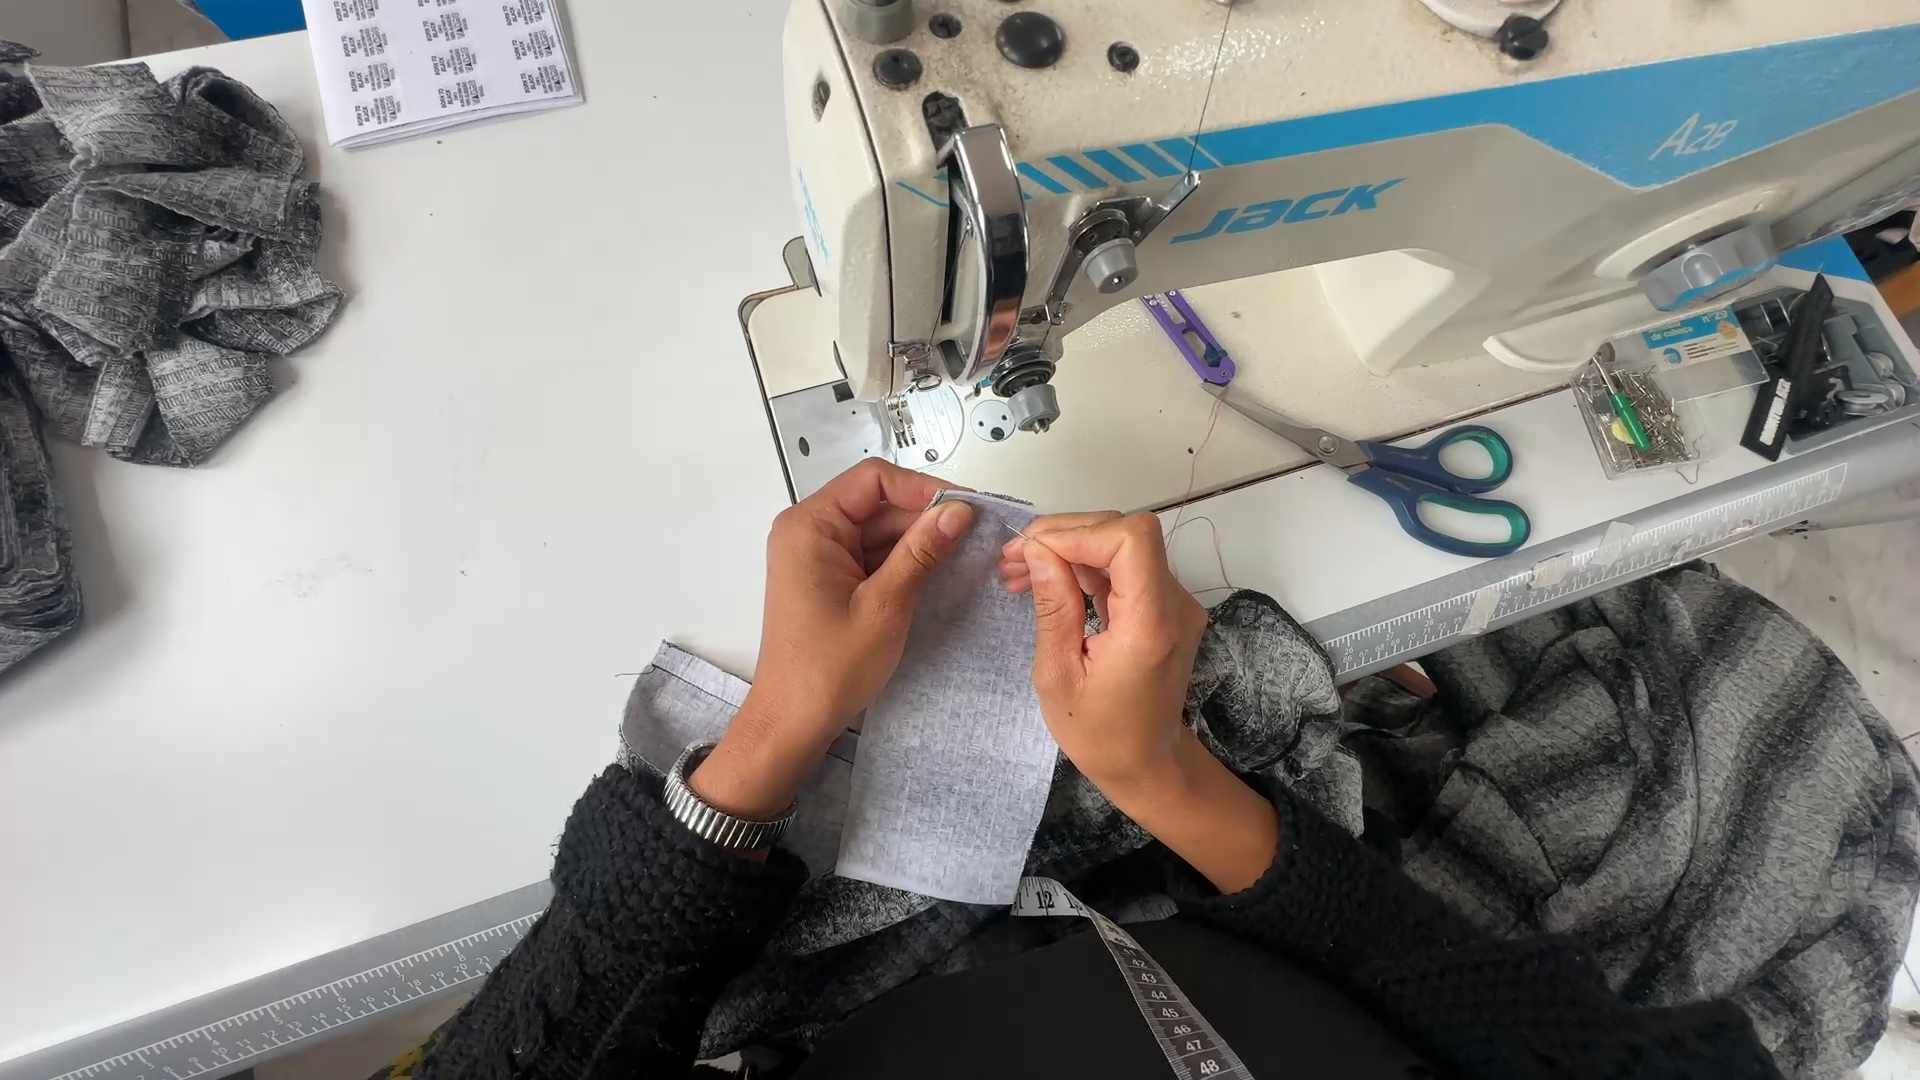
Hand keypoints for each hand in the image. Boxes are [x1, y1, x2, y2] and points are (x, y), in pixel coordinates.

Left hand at [691, 460, 973, 824]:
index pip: (873, 479)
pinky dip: (902, 559)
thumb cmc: (828, 668)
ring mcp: (818, 553)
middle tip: (973, 535)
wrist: (793, 721)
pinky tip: (934, 572)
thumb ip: (922, 552)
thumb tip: (959, 511)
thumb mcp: (884, 605)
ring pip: (879, 527)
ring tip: (960, 556)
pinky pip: (872, 552)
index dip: (922, 488)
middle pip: (877, 501)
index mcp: (809, 526)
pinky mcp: (829, 575)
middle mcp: (809, 530)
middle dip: (923, 517)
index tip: (963, 509)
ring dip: (917, 540)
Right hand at [999, 512, 1208, 788]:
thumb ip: (1053, 606)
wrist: (1147, 763)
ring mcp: (1175, 602)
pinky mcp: (1165, 605)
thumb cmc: (1098, 733)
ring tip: (1020, 571)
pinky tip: (1047, 581)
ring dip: (1069, 547)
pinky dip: (1084, 565)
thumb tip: (1036, 549)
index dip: (1076, 533)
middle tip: (1013, 558)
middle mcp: (1174, 604)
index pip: (1130, 539)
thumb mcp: (1058, 675)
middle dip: (1065, 535)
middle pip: (1125, 532)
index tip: (1030, 553)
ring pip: (1122, 543)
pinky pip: (1125, 566)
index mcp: (1149, 625)